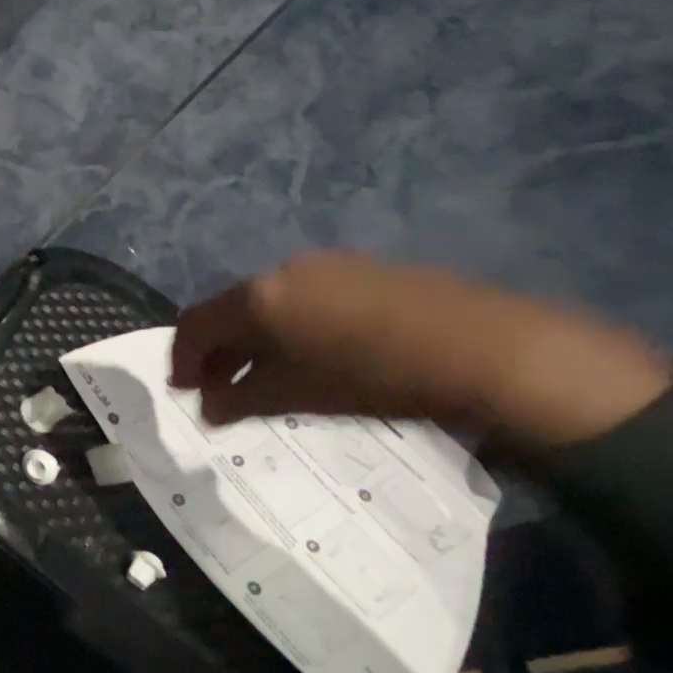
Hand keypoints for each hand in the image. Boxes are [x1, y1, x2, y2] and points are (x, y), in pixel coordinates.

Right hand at [169, 252, 671, 449]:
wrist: (490, 351)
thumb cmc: (375, 377)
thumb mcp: (296, 396)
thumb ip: (239, 400)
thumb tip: (208, 407)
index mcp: (257, 297)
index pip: (194, 324)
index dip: (181, 359)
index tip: (183, 390)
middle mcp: (281, 271)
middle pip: (230, 310)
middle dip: (218, 350)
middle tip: (219, 387)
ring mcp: (326, 265)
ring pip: (268, 302)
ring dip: (255, 337)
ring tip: (266, 374)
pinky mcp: (363, 269)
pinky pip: (304, 296)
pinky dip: (289, 325)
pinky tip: (312, 353)